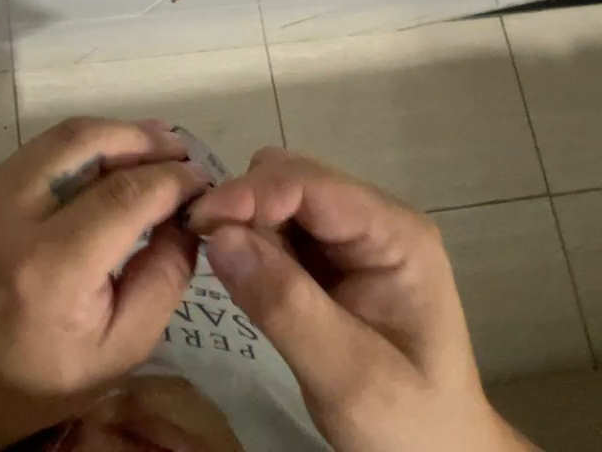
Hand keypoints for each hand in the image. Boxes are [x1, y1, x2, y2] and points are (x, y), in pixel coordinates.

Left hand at [0, 117, 211, 441]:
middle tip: (182, 150)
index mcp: (48, 267)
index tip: (203, 180)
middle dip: (142, 139)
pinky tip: (113, 159)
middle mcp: (9, 215)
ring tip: (156, 145)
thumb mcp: (123, 347)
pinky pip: (42, 150)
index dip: (171, 179)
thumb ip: (163, 276)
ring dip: (115, 134)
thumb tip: (185, 214)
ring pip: (62, 136)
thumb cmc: (46, 374)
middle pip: (86, 143)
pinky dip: (84, 147)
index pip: (123, 196)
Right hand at [187, 149, 533, 451]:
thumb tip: (219, 237)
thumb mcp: (349, 378)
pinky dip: (250, 241)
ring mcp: (351, 235)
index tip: (195, 226)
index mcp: (394, 234)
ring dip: (244, 224)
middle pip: (289, 178)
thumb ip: (287, 306)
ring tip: (238, 279)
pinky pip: (276, 226)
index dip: (249, 193)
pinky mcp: (330, 256)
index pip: (309, 183)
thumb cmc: (406, 423)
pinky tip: (249, 279)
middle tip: (215, 258)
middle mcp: (373, 219)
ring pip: (277, 196)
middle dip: (244, 206)